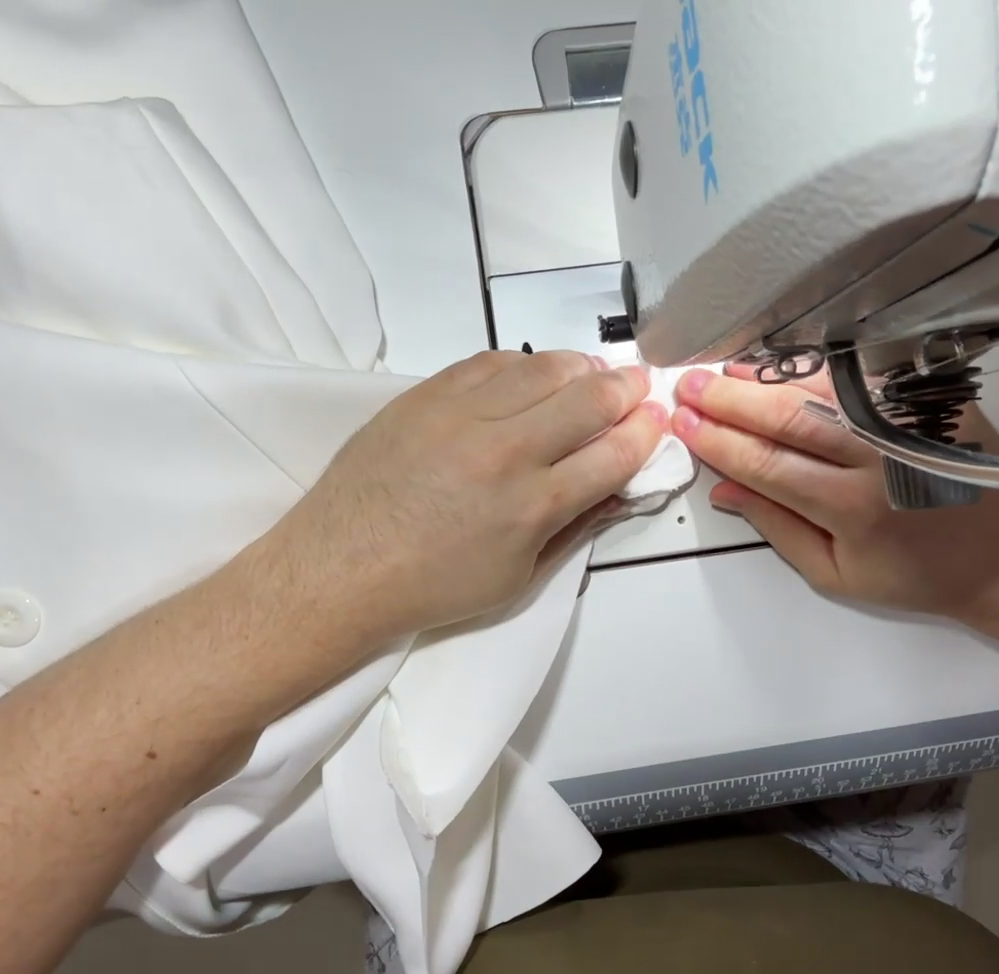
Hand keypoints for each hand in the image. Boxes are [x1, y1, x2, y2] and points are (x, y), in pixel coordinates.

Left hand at [260, 349, 665, 642]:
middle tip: (637, 385)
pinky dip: (522, 363)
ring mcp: (462, 416)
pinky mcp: (425, 396)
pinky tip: (532, 373)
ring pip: (542, 368)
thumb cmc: (435, 587)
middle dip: (626, 389)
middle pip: (588, 400)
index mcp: (533, 506)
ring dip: (580, 367)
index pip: (613, 455)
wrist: (343, 568)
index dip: (645, 434)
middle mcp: (505, 452)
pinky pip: (488, 360)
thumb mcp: (517, 577)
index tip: (656, 420)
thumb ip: (571, 528)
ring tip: (590, 374)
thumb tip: (615, 490)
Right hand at [671, 365, 998, 624]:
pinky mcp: (927, 404)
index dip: (719, 442)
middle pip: (788, 417)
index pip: (767, 464)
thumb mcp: (835, 573)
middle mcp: (879, 459)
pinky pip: (858, 380)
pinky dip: (812, 370)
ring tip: (723, 371)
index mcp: (852, 508)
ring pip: (821, 389)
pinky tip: (778, 368)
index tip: (685, 425)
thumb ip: (778, 528)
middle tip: (689, 385)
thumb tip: (726, 490)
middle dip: (730, 400)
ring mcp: (907, 424)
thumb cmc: (914, 574)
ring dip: (765, 378)